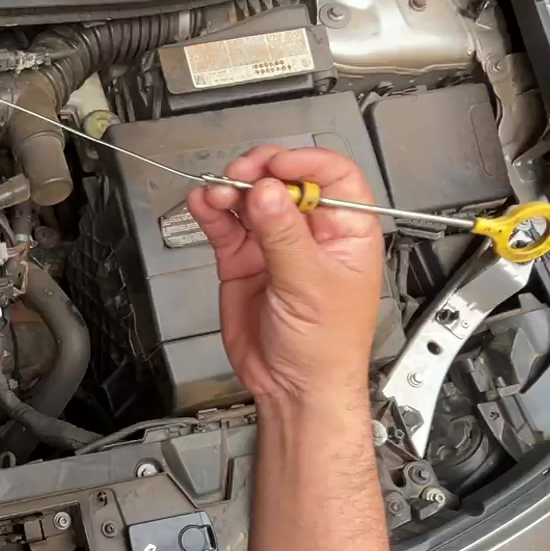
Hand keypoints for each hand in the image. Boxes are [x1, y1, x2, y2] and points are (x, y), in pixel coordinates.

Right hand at [185, 146, 383, 407]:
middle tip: (240, 177)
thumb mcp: (310, 285)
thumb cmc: (326, 346)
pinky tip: (203, 203)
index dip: (303, 164)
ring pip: (249, 202)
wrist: (291, 386)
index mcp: (346, 231)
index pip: (331, 176)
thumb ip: (284, 237)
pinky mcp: (242, 261)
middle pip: (283, 182)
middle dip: (259, 173)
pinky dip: (211, 213)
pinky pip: (225, 227)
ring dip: (230, 191)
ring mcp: (272, 246)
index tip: (275, 168)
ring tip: (217, 193)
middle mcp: (309, 233)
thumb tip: (268, 193)